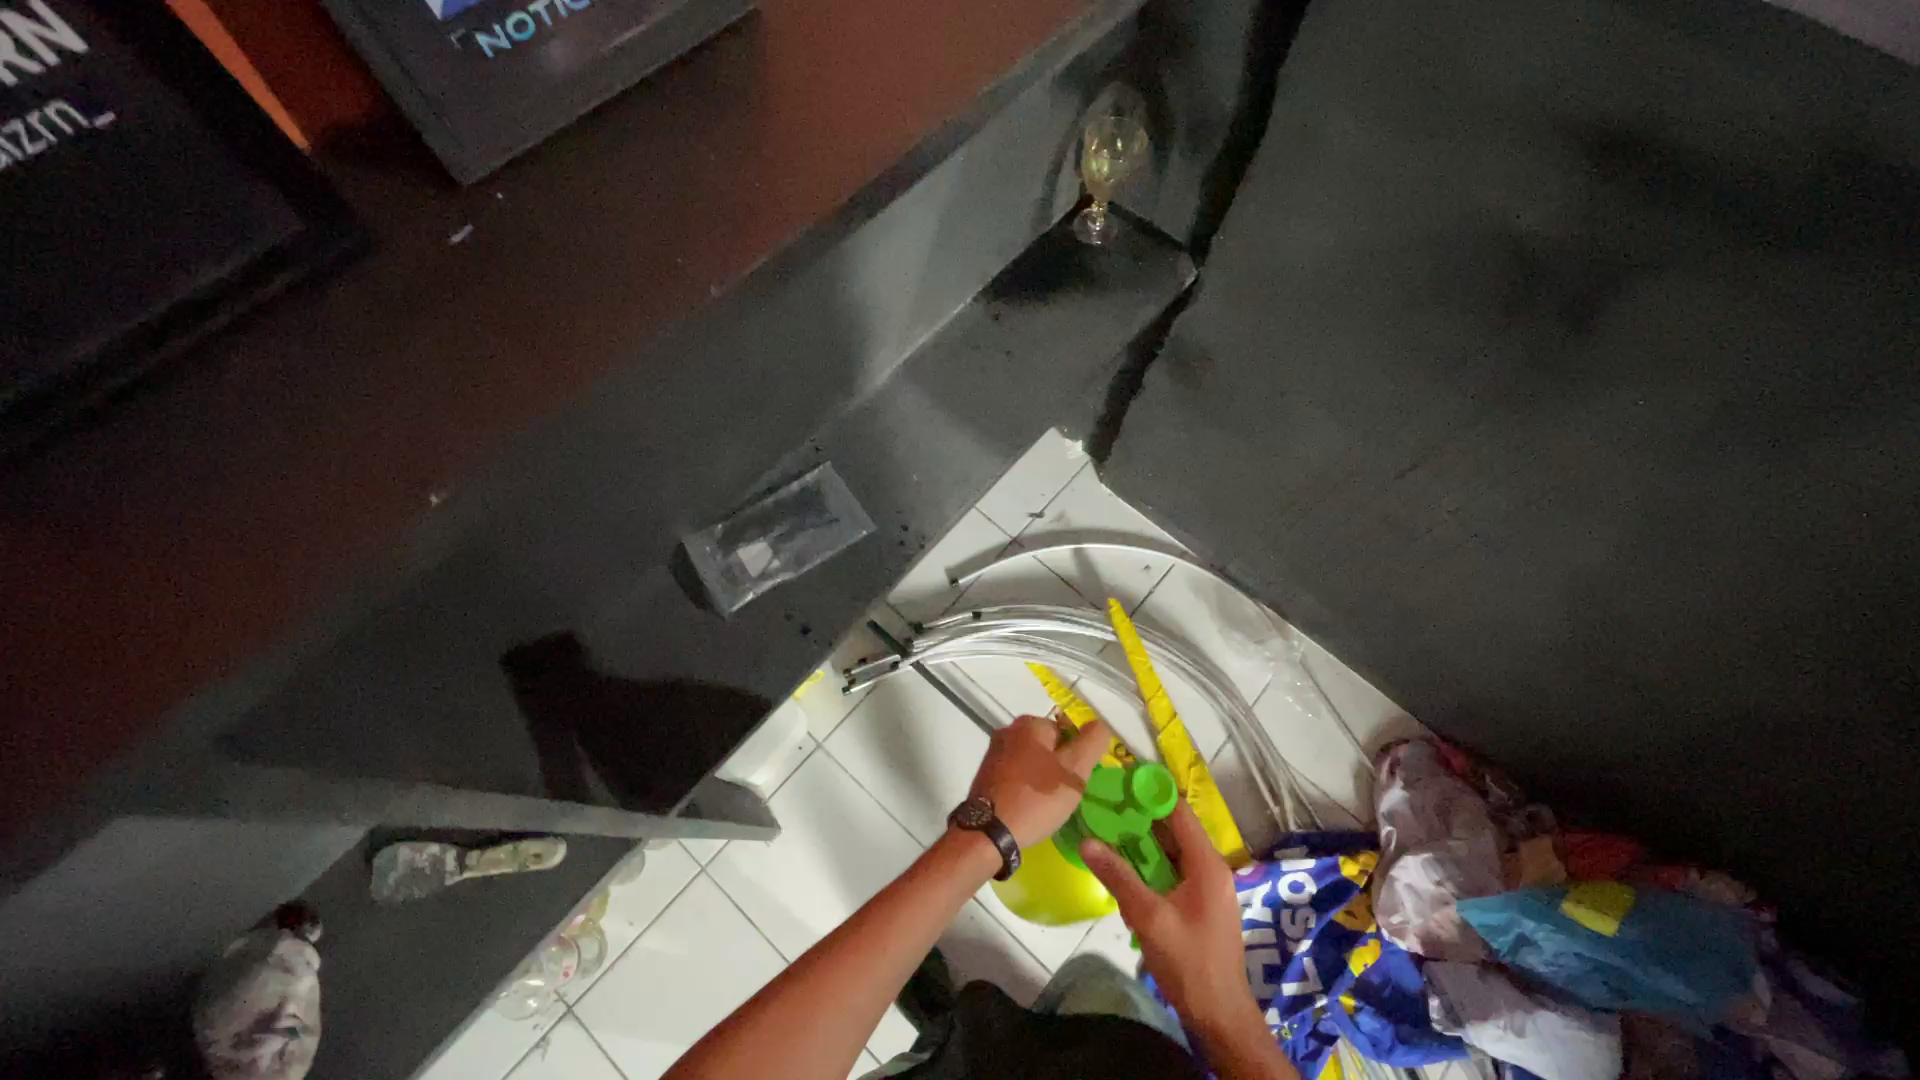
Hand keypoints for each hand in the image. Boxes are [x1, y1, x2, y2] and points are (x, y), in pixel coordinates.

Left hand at [968, 714, 1112, 847]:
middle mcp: (1008, 730)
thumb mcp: (1075, 770)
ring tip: (1046, 804)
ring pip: (1032, 761)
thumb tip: (1099, 723)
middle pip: (1048, 746)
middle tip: (1064, 794)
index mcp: (1029, 723)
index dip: (1077, 755)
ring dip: (1042, 778)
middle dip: (1059, 767)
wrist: (990, 832)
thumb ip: (1092, 742)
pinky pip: (1016, 775)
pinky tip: (1029, 806)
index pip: (1066, 731)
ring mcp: (993, 752)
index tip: (1076, 779)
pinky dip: (1025, 787)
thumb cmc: (1037, 798)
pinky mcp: (985, 774)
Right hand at [1079, 801, 1263, 1037]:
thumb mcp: (1148, 917)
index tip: (1120, 781)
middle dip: (1141, 818)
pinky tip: (1126, 869)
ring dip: (1144, 844)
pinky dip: (1152, 866)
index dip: (1151, 793)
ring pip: (1173, 853)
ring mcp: (1209, 888)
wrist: (1219, 1014)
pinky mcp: (1202, 905)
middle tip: (1106, 807)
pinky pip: (1175, 872)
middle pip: (1175, 830)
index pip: (1179, 812)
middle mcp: (1213, 869)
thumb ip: (1118, 876)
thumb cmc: (1189, 962)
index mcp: (1207, 864)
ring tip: (1108, 831)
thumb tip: (1086, 841)